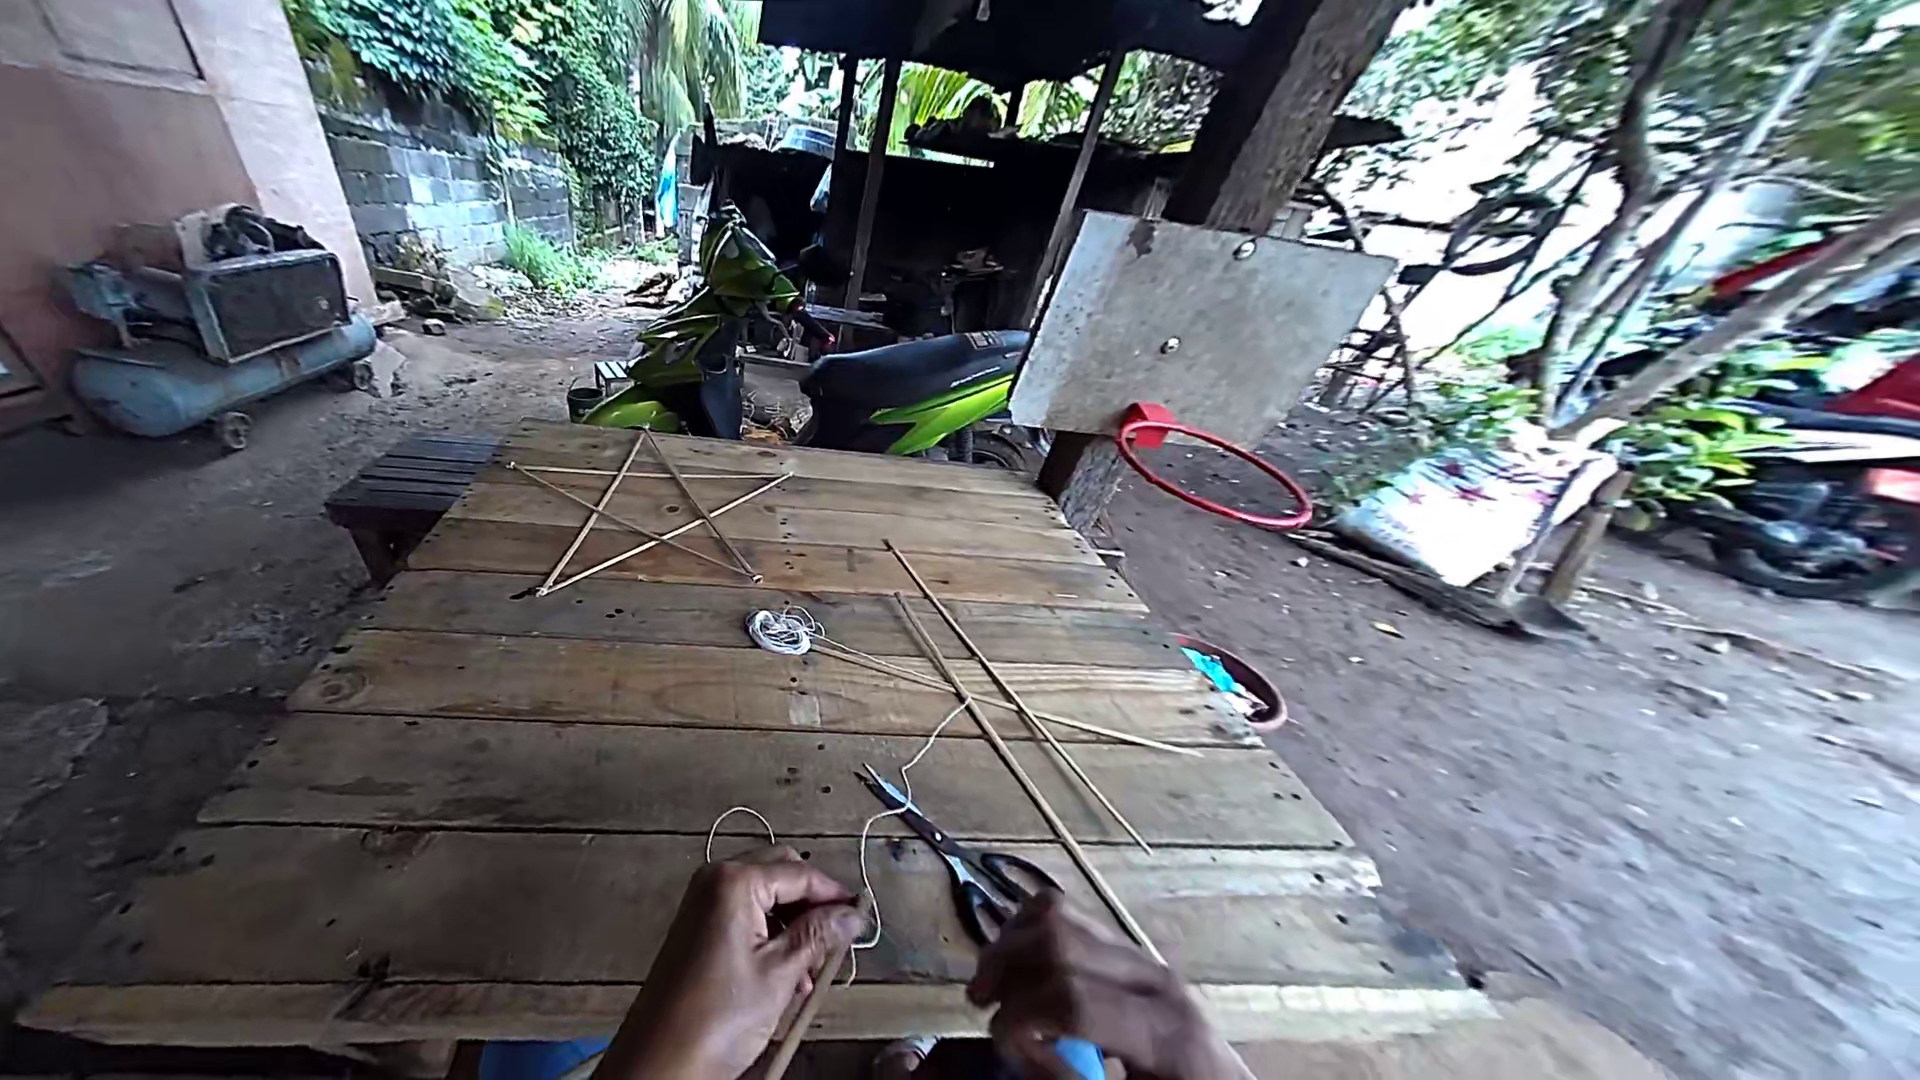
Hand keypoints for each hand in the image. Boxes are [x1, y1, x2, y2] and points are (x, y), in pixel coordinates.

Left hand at [597, 846, 866, 1079]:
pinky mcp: (698, 927)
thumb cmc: (712, 1023)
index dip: (834, 894)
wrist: (651, 1072)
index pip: (801, 873)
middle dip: (812, 905)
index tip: (860, 914)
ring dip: (794, 923)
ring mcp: (703, 902)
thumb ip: (819, 935)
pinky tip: (787, 972)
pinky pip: (747, 914)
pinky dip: (771, 933)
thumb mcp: (778, 975)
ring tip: (812, 967)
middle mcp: (716, 880)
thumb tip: (853, 914)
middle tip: (835, 939)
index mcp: (735, 881)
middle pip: (783, 874)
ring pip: (767, 896)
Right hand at [967, 891, 1249, 1079]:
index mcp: (1165, 1033)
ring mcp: (1143, 956)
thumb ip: (1070, 1077)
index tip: (999, 1043)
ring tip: (991, 978)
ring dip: (1012, 939)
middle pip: (1060, 940)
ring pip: (1060, 912)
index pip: (1074, 999)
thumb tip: (1018, 1047)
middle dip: (1006, 966)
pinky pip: (1070, 914)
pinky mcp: (1129, 949)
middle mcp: (1154, 978)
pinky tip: (1019, 961)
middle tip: (979, 1002)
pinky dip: (1030, 928)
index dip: (1021, 1019)